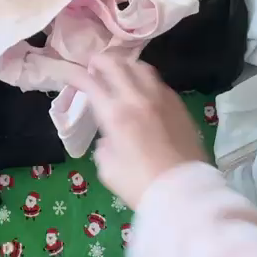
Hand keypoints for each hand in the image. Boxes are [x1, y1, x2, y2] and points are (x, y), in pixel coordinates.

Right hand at [71, 55, 206, 209]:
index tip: (69, 75)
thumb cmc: (141, 186)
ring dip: (124, 65)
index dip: (75, 75)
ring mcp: (161, 99)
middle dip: (99, 61)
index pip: (89, 82)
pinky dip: (144, 79)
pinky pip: (158, 82)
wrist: (186, 195)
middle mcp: (137, 98)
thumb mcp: (108, 169)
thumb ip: (104, 145)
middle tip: (93, 66)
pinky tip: (143, 89)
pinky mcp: (179, 106)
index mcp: (115, 114)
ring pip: (140, 67)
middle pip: (115, 64)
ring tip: (119, 71)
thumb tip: (109, 138)